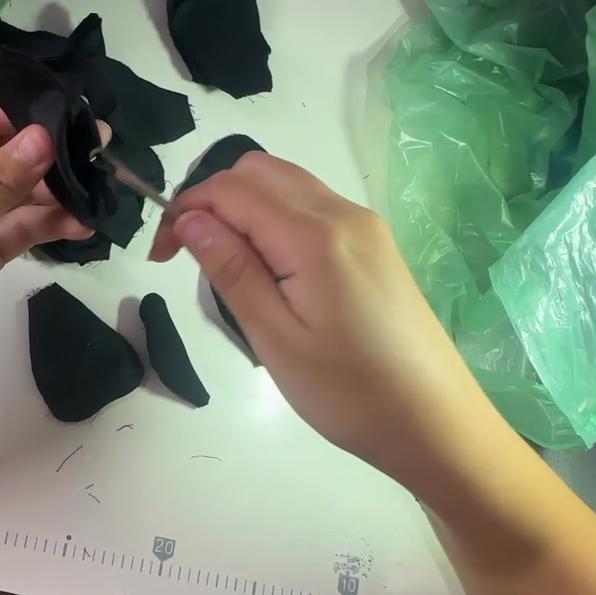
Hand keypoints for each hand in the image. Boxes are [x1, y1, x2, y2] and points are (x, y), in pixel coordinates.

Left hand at [0, 94, 91, 405]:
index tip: (69, 116)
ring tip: (99, 189)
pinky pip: (21, 230)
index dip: (20, 112)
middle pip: (3, 154)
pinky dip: (50, 226)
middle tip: (99, 147)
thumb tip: (44, 136)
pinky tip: (81, 224)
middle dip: (47, 152)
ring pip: (18, 195)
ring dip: (55, 192)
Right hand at [148, 152, 500, 485]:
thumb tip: (189, 219)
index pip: (230, 190)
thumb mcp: (275, 338)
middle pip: (258, 171)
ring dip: (241, 208)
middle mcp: (343, 214)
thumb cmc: (349, 393)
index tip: (159, 257)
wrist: (436, 423)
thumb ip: (231, 270)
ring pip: (285, 185)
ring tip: (223, 265)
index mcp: (315, 236)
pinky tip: (266, 269)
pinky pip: (309, 208)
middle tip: (186, 255)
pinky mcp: (373, 245)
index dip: (183, 210)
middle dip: (210, 199)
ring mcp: (364, 227)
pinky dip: (272, 220)